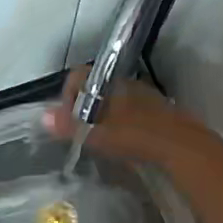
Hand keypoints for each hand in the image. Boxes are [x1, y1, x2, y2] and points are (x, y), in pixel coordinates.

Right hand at [41, 64, 206, 163]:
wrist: (181, 146)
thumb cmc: (135, 136)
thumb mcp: (97, 134)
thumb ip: (69, 125)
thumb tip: (41, 116)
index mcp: (110, 84)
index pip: (79, 75)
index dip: (67, 93)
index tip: (66, 117)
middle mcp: (126, 83)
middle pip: (96, 88)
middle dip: (84, 107)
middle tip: (80, 131)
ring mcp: (143, 95)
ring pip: (113, 99)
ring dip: (102, 115)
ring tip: (99, 139)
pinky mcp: (157, 110)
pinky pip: (129, 110)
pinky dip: (120, 122)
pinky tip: (122, 141)